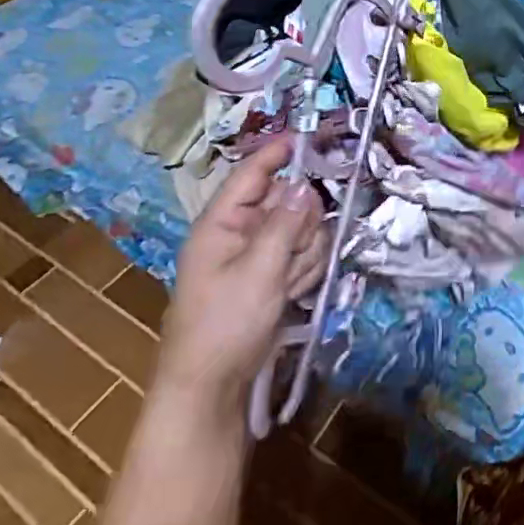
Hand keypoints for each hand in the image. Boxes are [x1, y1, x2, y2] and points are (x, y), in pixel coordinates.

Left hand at [155, 141, 329, 412]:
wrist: (213, 387)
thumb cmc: (224, 325)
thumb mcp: (258, 272)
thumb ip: (285, 225)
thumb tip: (304, 185)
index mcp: (222, 224)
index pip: (252, 174)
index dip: (279, 154)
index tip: (311, 137)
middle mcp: (241, 233)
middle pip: (288, 202)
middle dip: (302, 224)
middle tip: (295, 254)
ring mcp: (258, 256)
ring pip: (303, 230)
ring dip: (305, 253)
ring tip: (290, 284)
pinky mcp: (273, 276)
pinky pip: (303, 256)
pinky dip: (305, 271)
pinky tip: (293, 293)